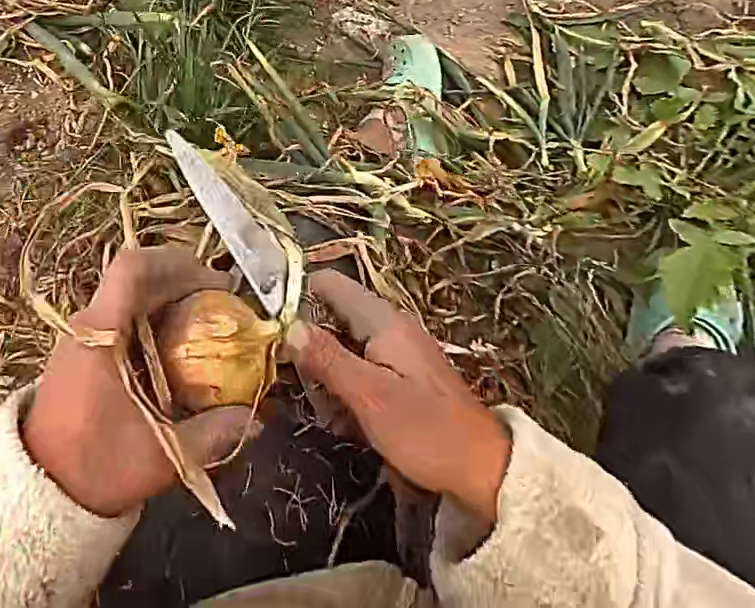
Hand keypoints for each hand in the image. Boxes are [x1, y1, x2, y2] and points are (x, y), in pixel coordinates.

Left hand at [22, 248, 259, 516]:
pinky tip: (180, 343)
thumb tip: (255, 420)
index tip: (212, 281)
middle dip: (184, 278)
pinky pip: (125, 315)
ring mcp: (84, 336)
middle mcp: (89, 325)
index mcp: (99, 336)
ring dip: (171, 295)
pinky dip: (157, 316)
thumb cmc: (92, 470)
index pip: (131, 269)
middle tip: (222, 297)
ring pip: (132, 293)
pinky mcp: (86, 351)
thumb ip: (210, 436)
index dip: (175, 263)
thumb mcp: (158, 457)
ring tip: (207, 315)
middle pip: (138, 276)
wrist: (34, 496)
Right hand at [284, 270, 510, 523]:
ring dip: (326, 372)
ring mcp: (397, 348)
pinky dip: (346, 385)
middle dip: (310, 343)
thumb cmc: (425, 430)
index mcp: (383, 319)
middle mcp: (389, 324)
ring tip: (326, 409)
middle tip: (298, 382)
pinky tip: (345, 417)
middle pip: (333, 315)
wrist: (482, 468)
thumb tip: (289, 326)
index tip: (272, 328)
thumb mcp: (370, 396)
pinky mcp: (401, 372)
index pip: (330, 285)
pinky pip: (360, 365)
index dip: (298, 298)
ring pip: (343, 344)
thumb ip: (328, 359)